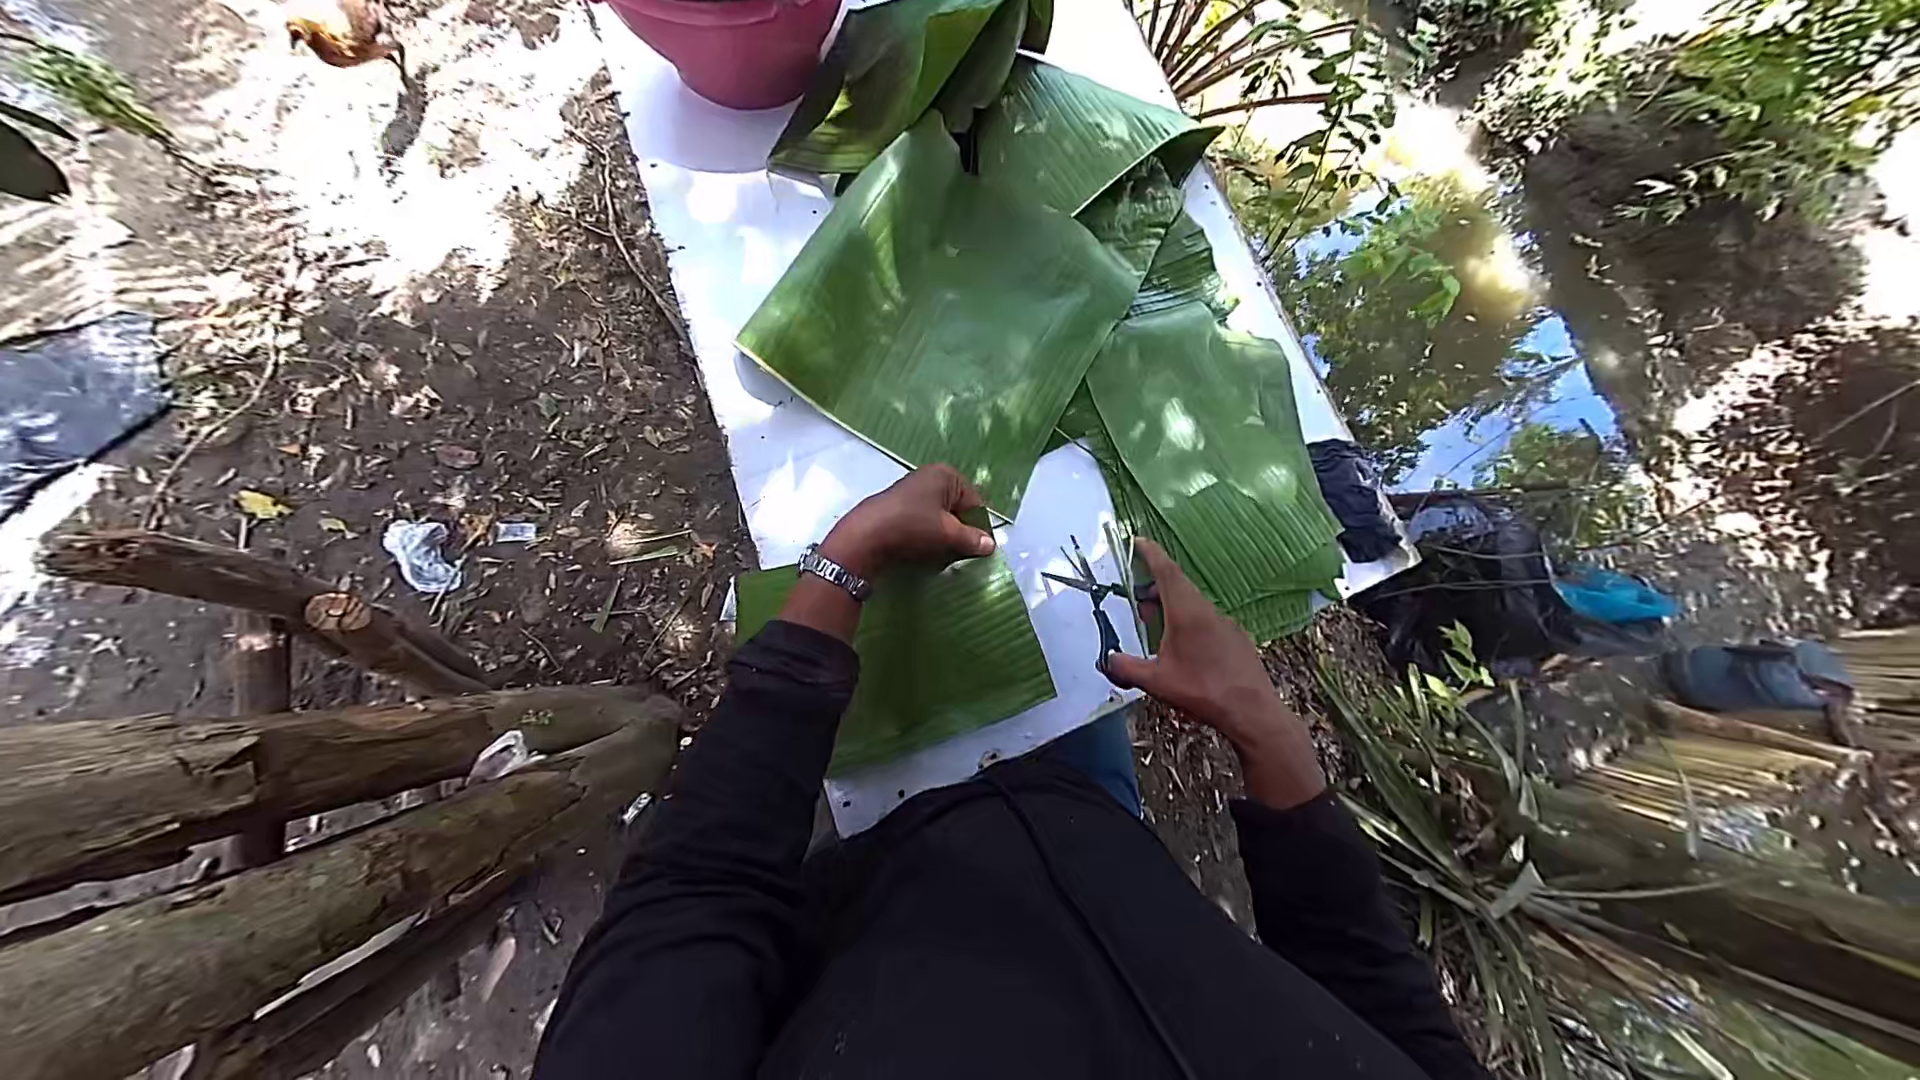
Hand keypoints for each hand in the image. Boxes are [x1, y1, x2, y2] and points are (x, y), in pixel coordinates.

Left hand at [817, 464, 995, 578]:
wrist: (865, 538)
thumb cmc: (912, 528)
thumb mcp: (949, 535)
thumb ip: (973, 539)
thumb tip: (990, 544)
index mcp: (946, 475)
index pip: (975, 503)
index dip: (979, 528)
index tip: (979, 550)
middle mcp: (929, 476)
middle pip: (957, 508)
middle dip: (960, 531)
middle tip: (959, 553)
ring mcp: (911, 490)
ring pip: (939, 517)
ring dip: (943, 536)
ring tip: (940, 554)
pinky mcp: (897, 507)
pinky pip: (922, 521)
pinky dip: (926, 535)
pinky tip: (922, 550)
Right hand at [1105, 540, 1325, 809]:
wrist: (1253, 712)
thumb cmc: (1202, 691)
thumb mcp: (1155, 681)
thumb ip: (1125, 667)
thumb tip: (1106, 660)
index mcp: (1186, 612)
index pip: (1166, 572)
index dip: (1151, 554)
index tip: (1138, 540)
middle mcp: (1207, 611)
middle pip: (1178, 586)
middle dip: (1154, 587)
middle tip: (1138, 601)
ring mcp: (1226, 623)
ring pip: (1192, 603)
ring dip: (1170, 606)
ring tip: (1156, 625)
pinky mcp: (1236, 638)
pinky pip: (1206, 618)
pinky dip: (1188, 620)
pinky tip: (1183, 646)